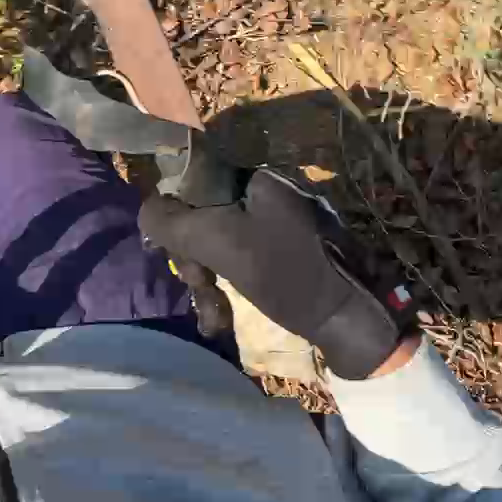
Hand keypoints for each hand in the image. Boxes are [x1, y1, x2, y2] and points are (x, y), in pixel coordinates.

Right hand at [139, 171, 401, 379]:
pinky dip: (234, 281)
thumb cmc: (288, 277)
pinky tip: (225, 313)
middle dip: (197, 257)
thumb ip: (175, 223)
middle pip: (207, 216)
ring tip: (215, 315)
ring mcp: (288, 221)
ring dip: (212, 276)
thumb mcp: (223, 246)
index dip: (179, 220)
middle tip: (203, 289)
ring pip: (225, 241)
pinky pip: (248, 255)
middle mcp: (272, 192)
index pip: (194, 184)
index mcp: (258, 180)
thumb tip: (146, 209)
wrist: (355, 321)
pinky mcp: (297, 249)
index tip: (183, 256)